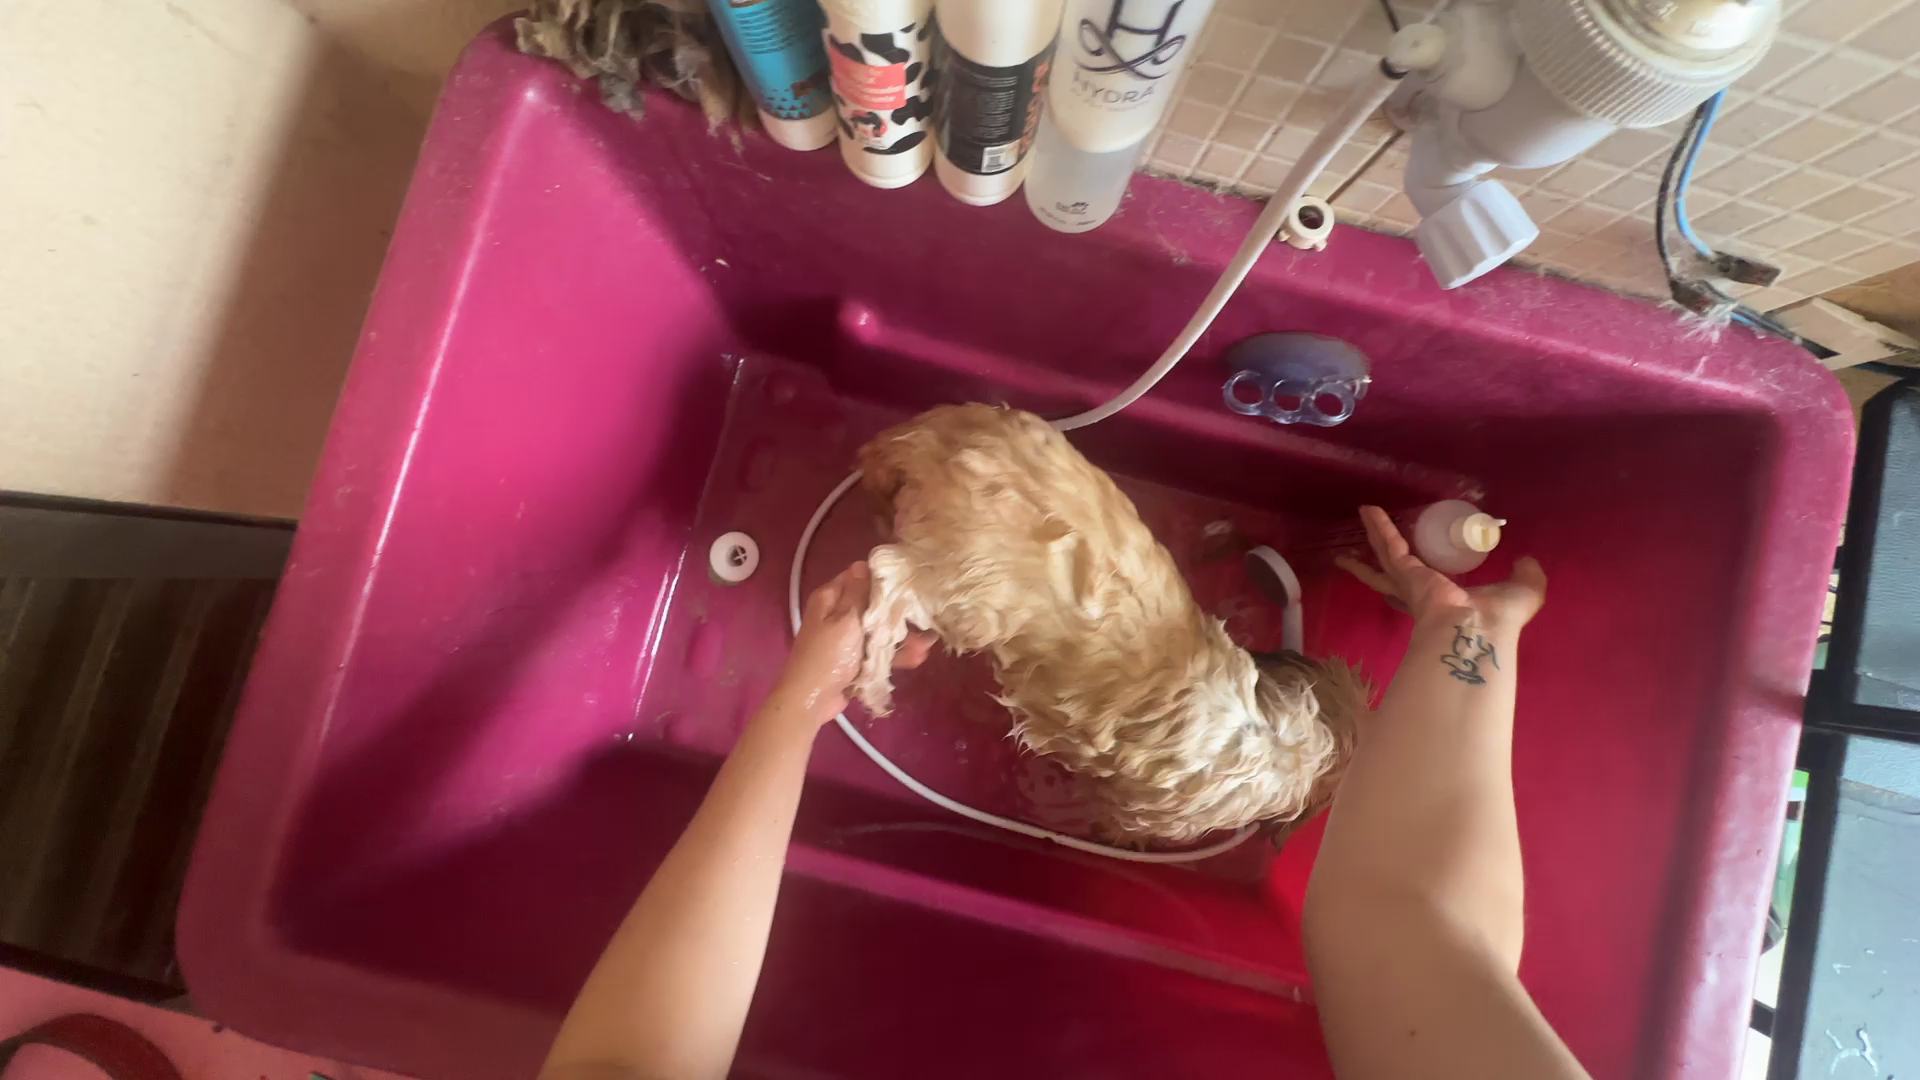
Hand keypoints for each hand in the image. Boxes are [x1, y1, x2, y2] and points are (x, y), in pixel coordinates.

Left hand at [771, 561, 934, 726]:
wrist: (811, 699)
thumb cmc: (828, 655)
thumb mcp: (846, 620)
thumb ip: (858, 593)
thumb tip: (862, 562)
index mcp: (831, 598)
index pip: (860, 577)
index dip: (884, 580)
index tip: (910, 584)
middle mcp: (838, 613)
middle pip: (874, 606)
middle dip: (899, 614)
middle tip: (925, 618)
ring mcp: (846, 637)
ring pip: (878, 630)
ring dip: (901, 637)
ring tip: (926, 645)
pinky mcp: (853, 658)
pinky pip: (876, 651)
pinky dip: (893, 654)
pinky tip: (917, 658)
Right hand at [1336, 506, 1546, 629]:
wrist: (1477, 629)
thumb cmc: (1498, 617)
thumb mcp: (1521, 591)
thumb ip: (1525, 576)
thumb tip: (1526, 559)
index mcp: (1438, 601)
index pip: (1412, 593)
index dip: (1403, 584)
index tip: (1399, 571)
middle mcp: (1416, 592)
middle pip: (1387, 572)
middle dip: (1370, 562)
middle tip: (1355, 551)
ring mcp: (1407, 580)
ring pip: (1383, 552)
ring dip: (1372, 533)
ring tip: (1362, 515)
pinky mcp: (1404, 570)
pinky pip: (1389, 543)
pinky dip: (1380, 526)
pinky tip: (1369, 510)